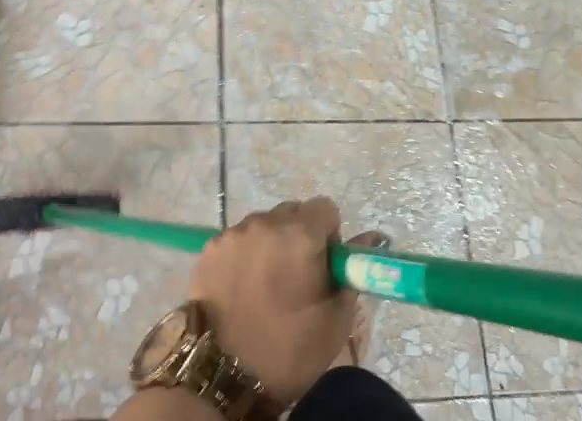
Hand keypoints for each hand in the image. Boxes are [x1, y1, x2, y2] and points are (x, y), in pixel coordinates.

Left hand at [189, 198, 352, 404]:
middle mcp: (264, 223)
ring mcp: (233, 234)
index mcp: (299, 235)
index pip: (325, 208)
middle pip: (292, 213)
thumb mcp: (335, 320)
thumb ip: (353, 272)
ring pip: (262, 225)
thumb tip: (372, 239)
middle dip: (300, 236)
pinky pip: (237, 239)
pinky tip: (242, 288)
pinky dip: (245, 255)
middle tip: (298, 277)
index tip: (324, 265)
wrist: (224, 373)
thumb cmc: (288, 348)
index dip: (330, 234)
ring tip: (266, 286)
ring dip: (271, 244)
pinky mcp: (209, 248)